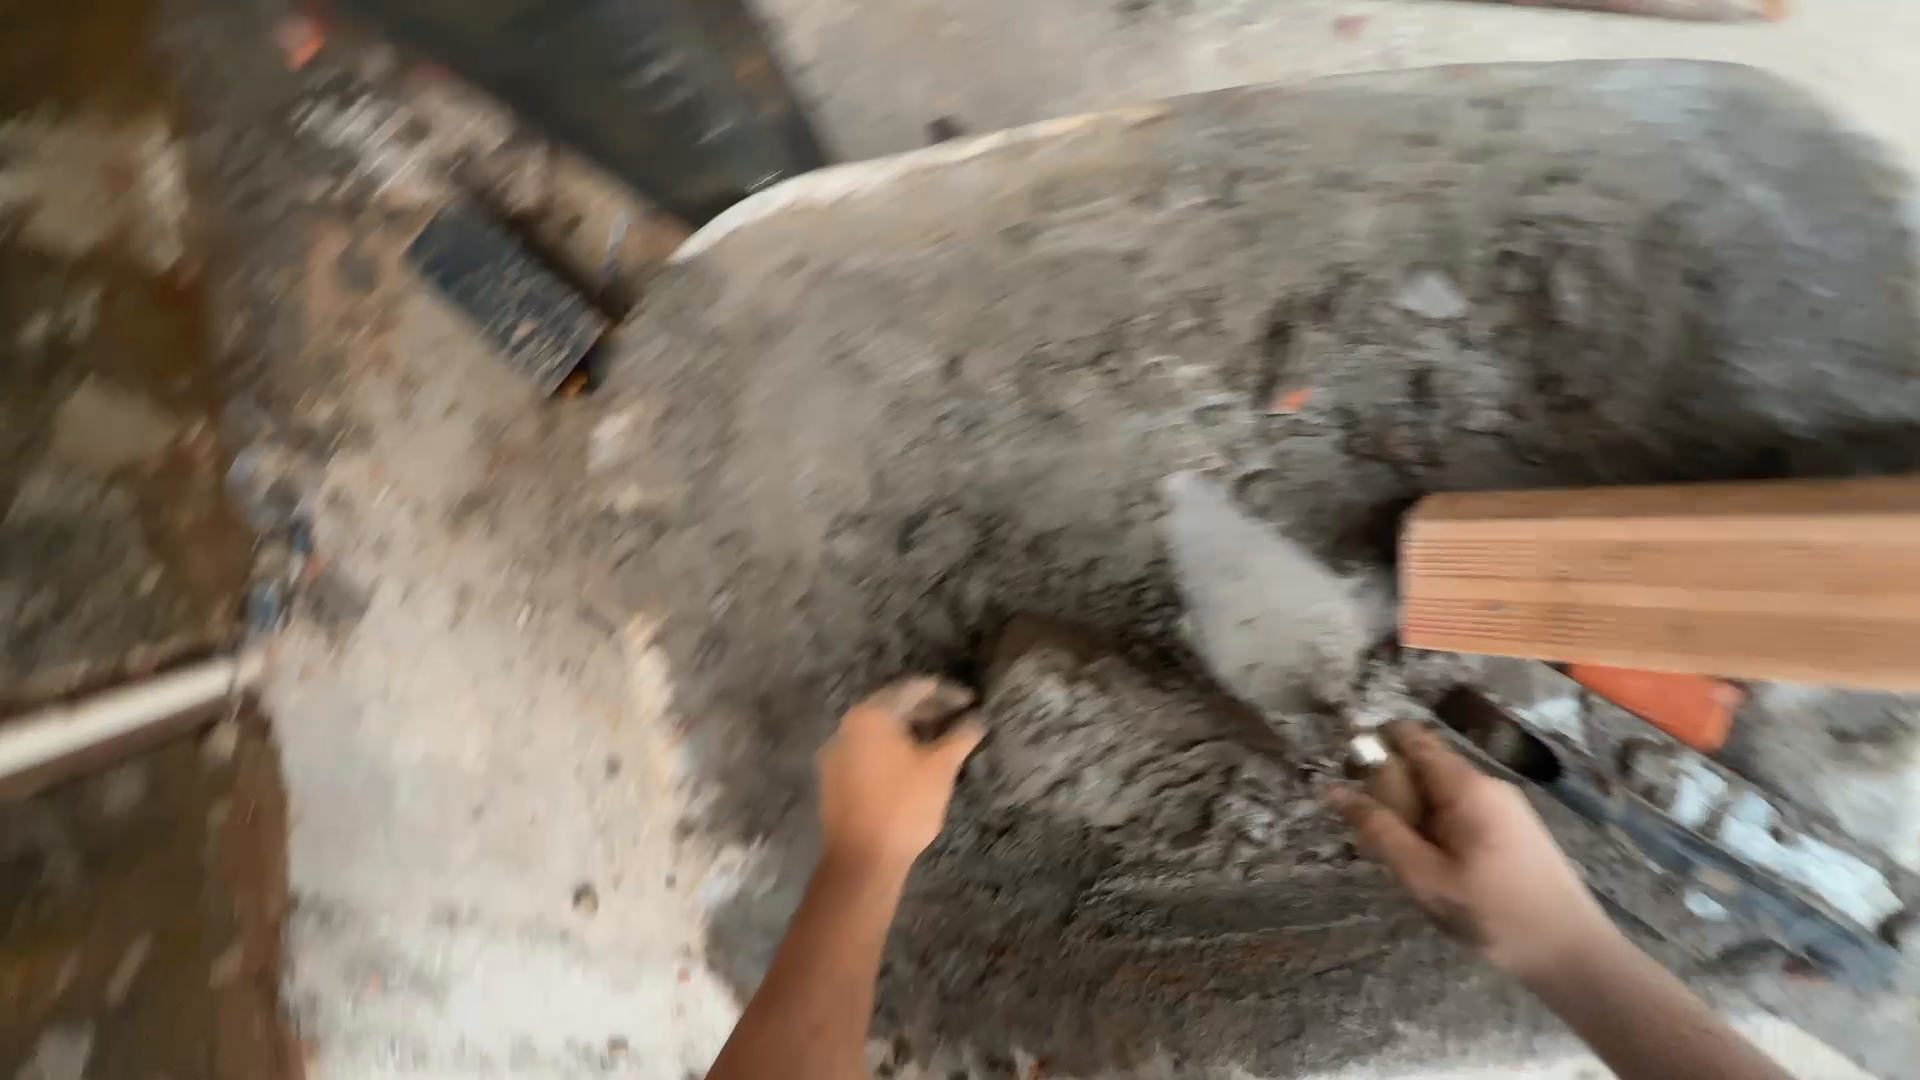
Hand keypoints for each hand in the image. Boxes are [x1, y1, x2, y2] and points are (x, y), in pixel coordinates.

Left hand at [816, 677, 984, 877]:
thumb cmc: (903, 805)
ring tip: (941, 741)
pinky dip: (892, 750)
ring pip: (880, 731)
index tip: (971, 702)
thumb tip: (977, 719)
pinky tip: (914, 764)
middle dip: (929, 711)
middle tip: (959, 719)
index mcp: (871, 714)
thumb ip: (961, 736)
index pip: (914, 688)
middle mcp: (847, 725)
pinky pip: (868, 751)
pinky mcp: (834, 778)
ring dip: (911, 731)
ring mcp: (836, 752)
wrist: (860, 861)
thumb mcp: (940, 767)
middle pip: (894, 707)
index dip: (946, 693)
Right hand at [1332, 721, 1617, 981]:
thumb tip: (1333, 790)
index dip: (1374, 743)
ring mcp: (1506, 807)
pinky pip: (1460, 810)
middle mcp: (1487, 785)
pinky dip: (1436, 826)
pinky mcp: (1516, 830)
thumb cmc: (1496, 913)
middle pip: (1422, 765)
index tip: (1347, 770)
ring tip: (1406, 859)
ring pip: (1439, 792)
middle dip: (1390, 790)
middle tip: (1375, 835)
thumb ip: (1378, 829)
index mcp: (1465, 786)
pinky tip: (1438, 868)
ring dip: (1413, 813)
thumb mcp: (1423, 876)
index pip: (1411, 737)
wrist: (1579, 960)